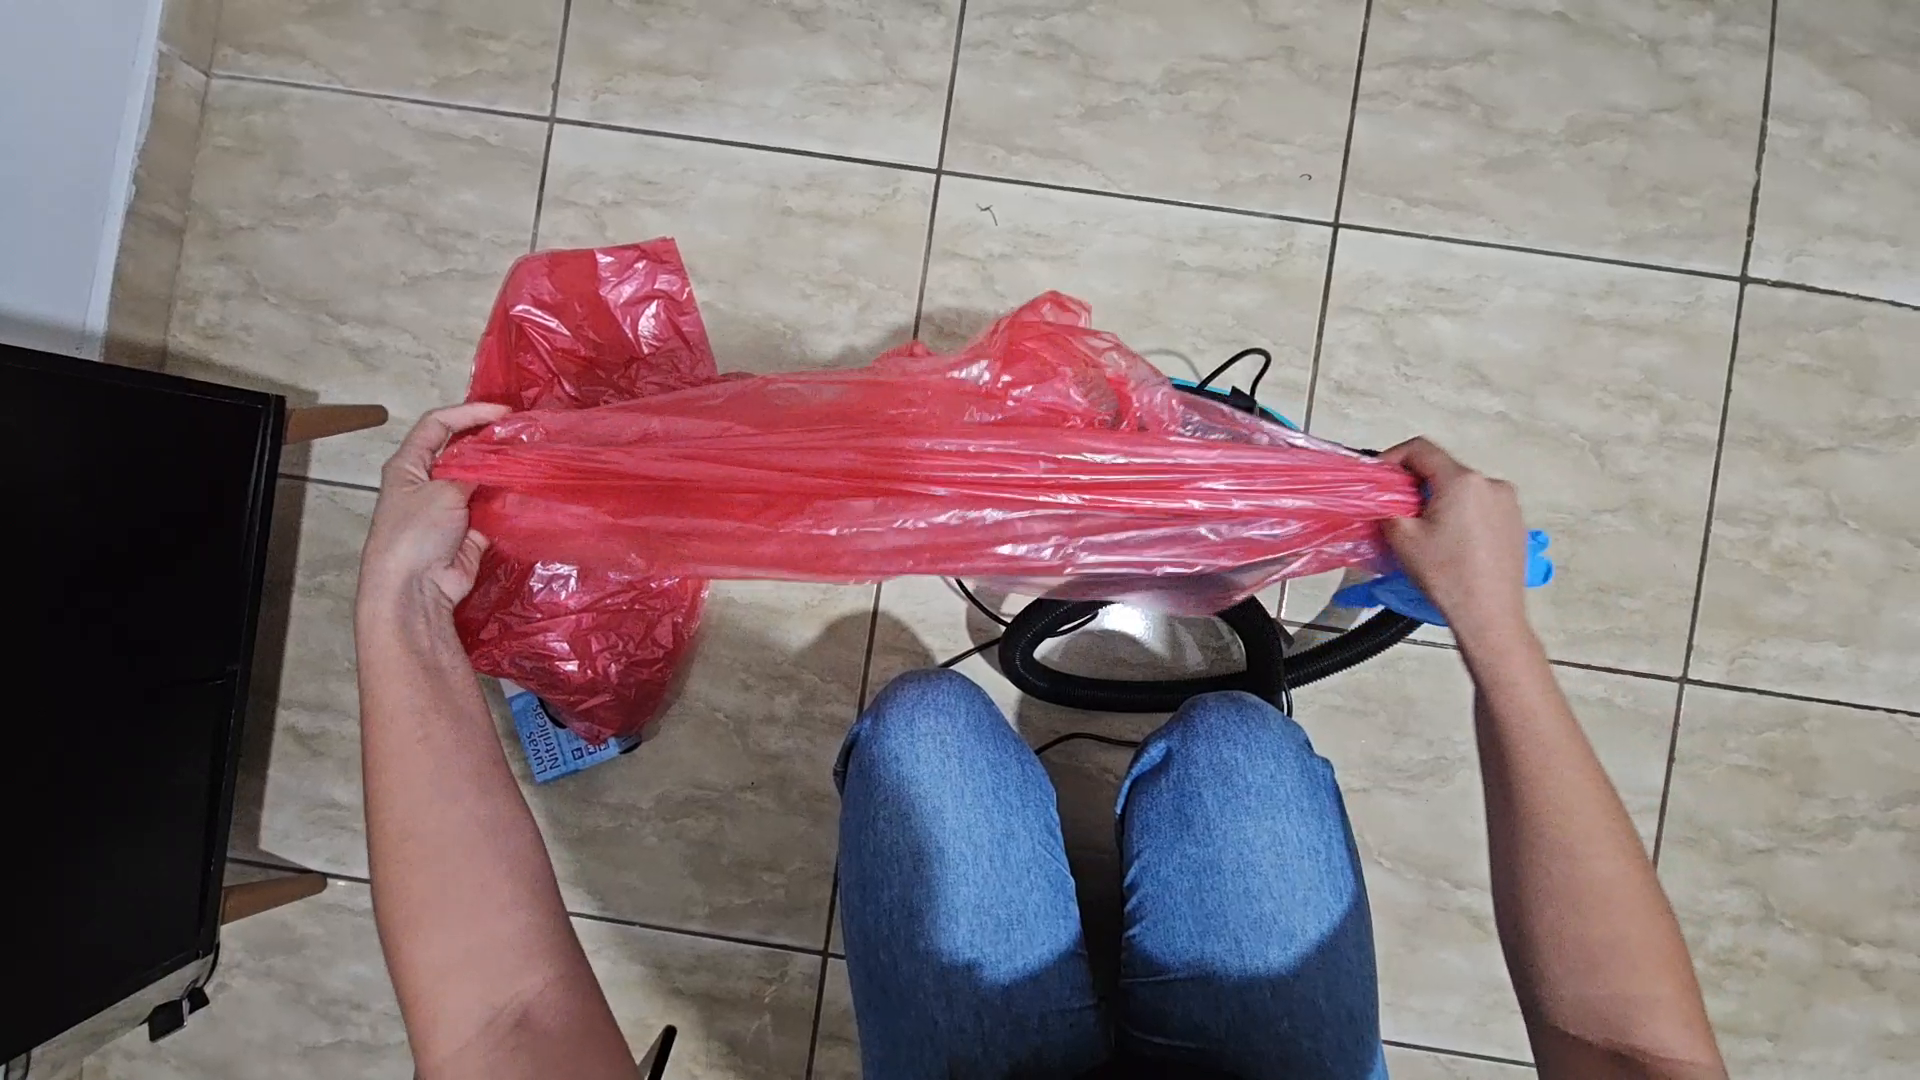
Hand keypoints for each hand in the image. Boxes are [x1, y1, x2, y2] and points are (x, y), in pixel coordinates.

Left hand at [357, 402, 511, 619]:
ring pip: (484, 478)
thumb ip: (472, 472)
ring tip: (535, 460)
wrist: (416, 586)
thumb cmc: (415, 534)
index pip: (438, 425)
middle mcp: (430, 481)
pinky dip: (511, 499)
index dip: (469, 413)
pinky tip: (531, 491)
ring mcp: (452, 505)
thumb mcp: (442, 492)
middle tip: (526, 435)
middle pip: (465, 451)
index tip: (503, 413)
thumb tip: (499, 462)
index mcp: (409, 465)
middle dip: (493, 441)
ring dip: (506, 471)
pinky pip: (495, 506)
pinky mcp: (472, 527)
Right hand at [1379, 437, 1530, 641]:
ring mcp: (1509, 503)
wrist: (1489, 613)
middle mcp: (1492, 484)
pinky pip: (1479, 506)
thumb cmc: (1445, 573)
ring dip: (1437, 499)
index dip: (1392, 457)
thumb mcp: (1401, 538)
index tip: (1377, 476)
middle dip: (1415, 483)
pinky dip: (1458, 513)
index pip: (1421, 449)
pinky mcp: (1516, 522)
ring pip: (1461, 489)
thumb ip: (1386, 507)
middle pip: (1443, 470)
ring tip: (1421, 528)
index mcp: (1463, 481)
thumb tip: (1381, 499)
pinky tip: (1448, 541)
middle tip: (1394, 507)